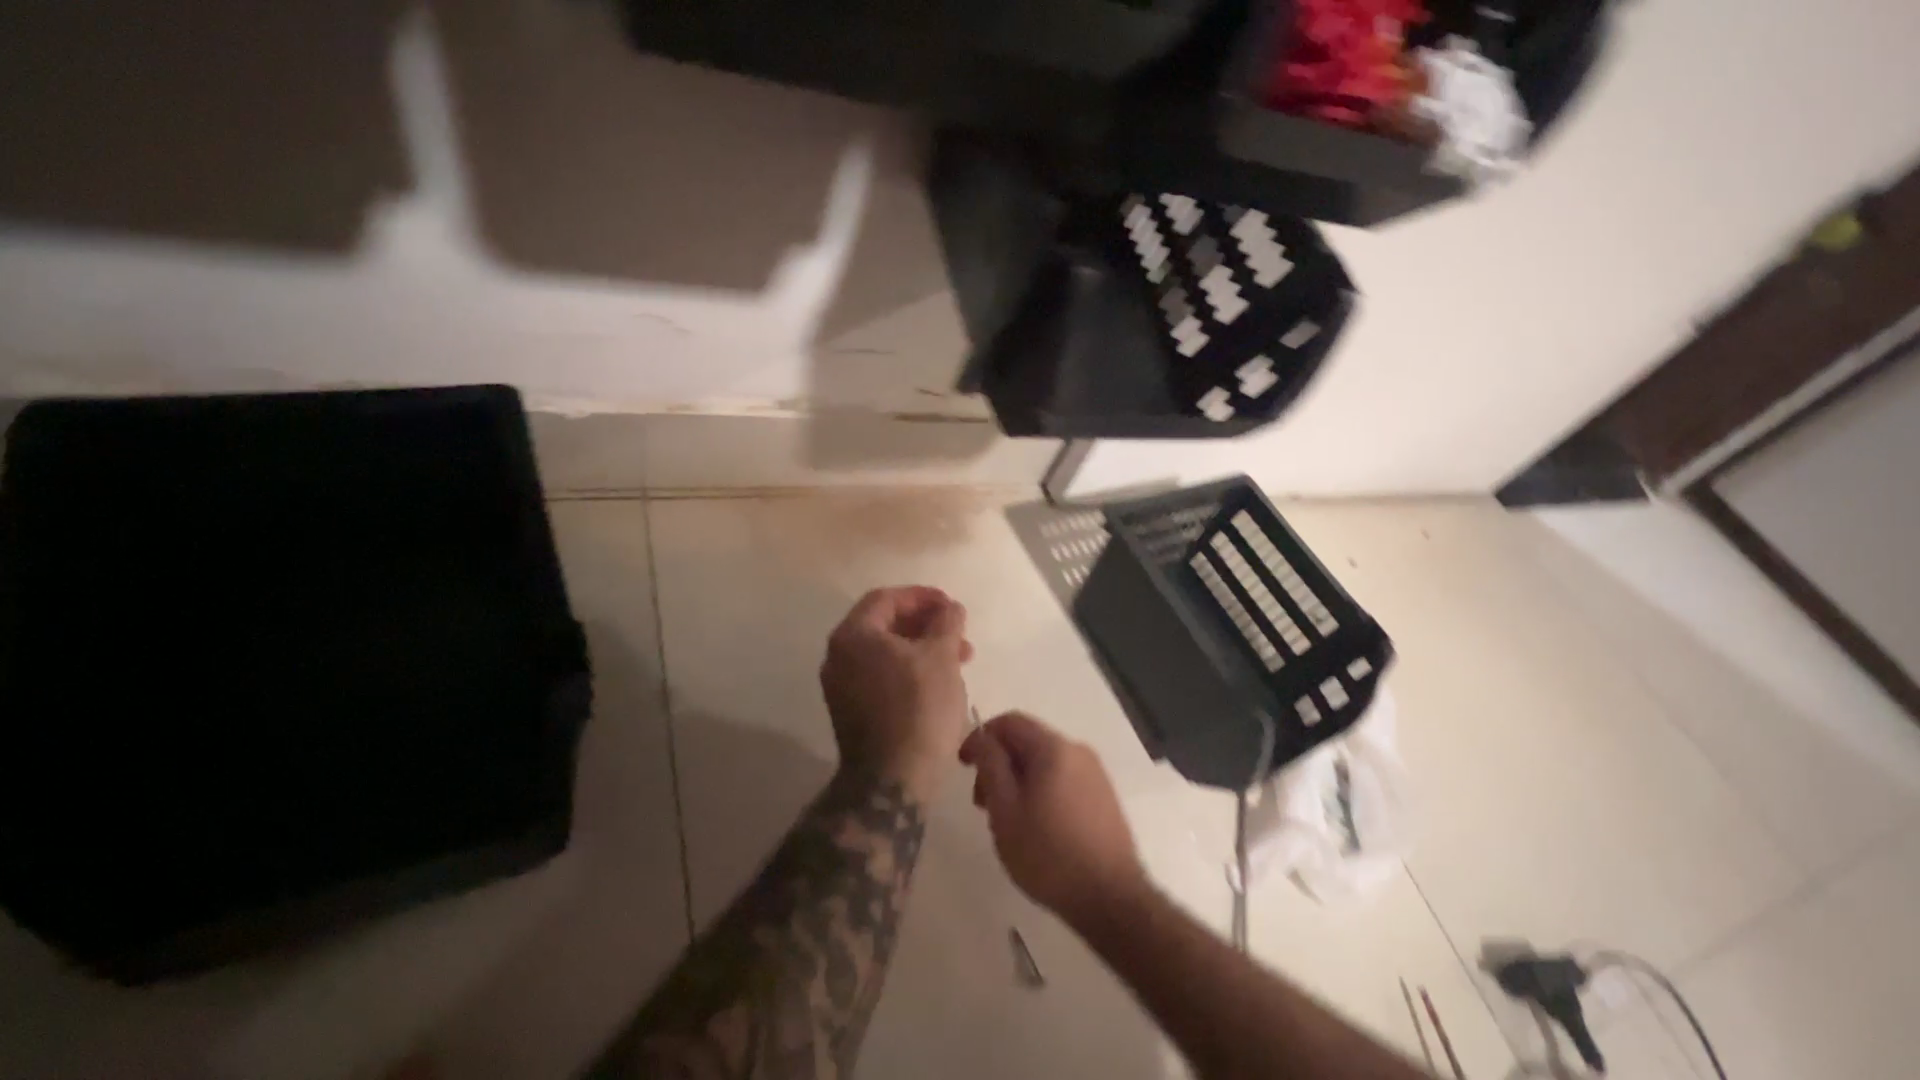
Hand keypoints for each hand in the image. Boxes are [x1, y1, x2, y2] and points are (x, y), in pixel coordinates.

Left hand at [820, 586, 973, 798]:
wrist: (892, 779)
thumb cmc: (918, 708)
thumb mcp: (941, 657)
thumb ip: (946, 623)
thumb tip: (949, 609)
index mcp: (852, 635)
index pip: (887, 598)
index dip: (922, 597)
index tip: (952, 606)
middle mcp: (837, 656)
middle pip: (884, 625)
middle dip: (925, 625)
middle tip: (959, 634)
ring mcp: (840, 687)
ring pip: (885, 654)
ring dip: (921, 650)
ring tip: (959, 661)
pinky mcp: (850, 712)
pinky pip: (880, 677)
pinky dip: (908, 671)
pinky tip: (938, 684)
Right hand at [959, 712, 1146, 926]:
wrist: (1110, 898)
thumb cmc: (1048, 854)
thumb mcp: (1005, 811)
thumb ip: (991, 766)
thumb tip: (983, 738)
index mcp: (1054, 748)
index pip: (1010, 722)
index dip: (981, 737)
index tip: (963, 767)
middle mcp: (1078, 752)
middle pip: (1028, 742)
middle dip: (999, 764)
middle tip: (982, 805)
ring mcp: (1096, 775)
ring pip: (1045, 763)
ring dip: (1018, 781)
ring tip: (1007, 821)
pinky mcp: (1104, 798)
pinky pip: (1063, 780)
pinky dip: (1040, 791)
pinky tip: (1035, 828)